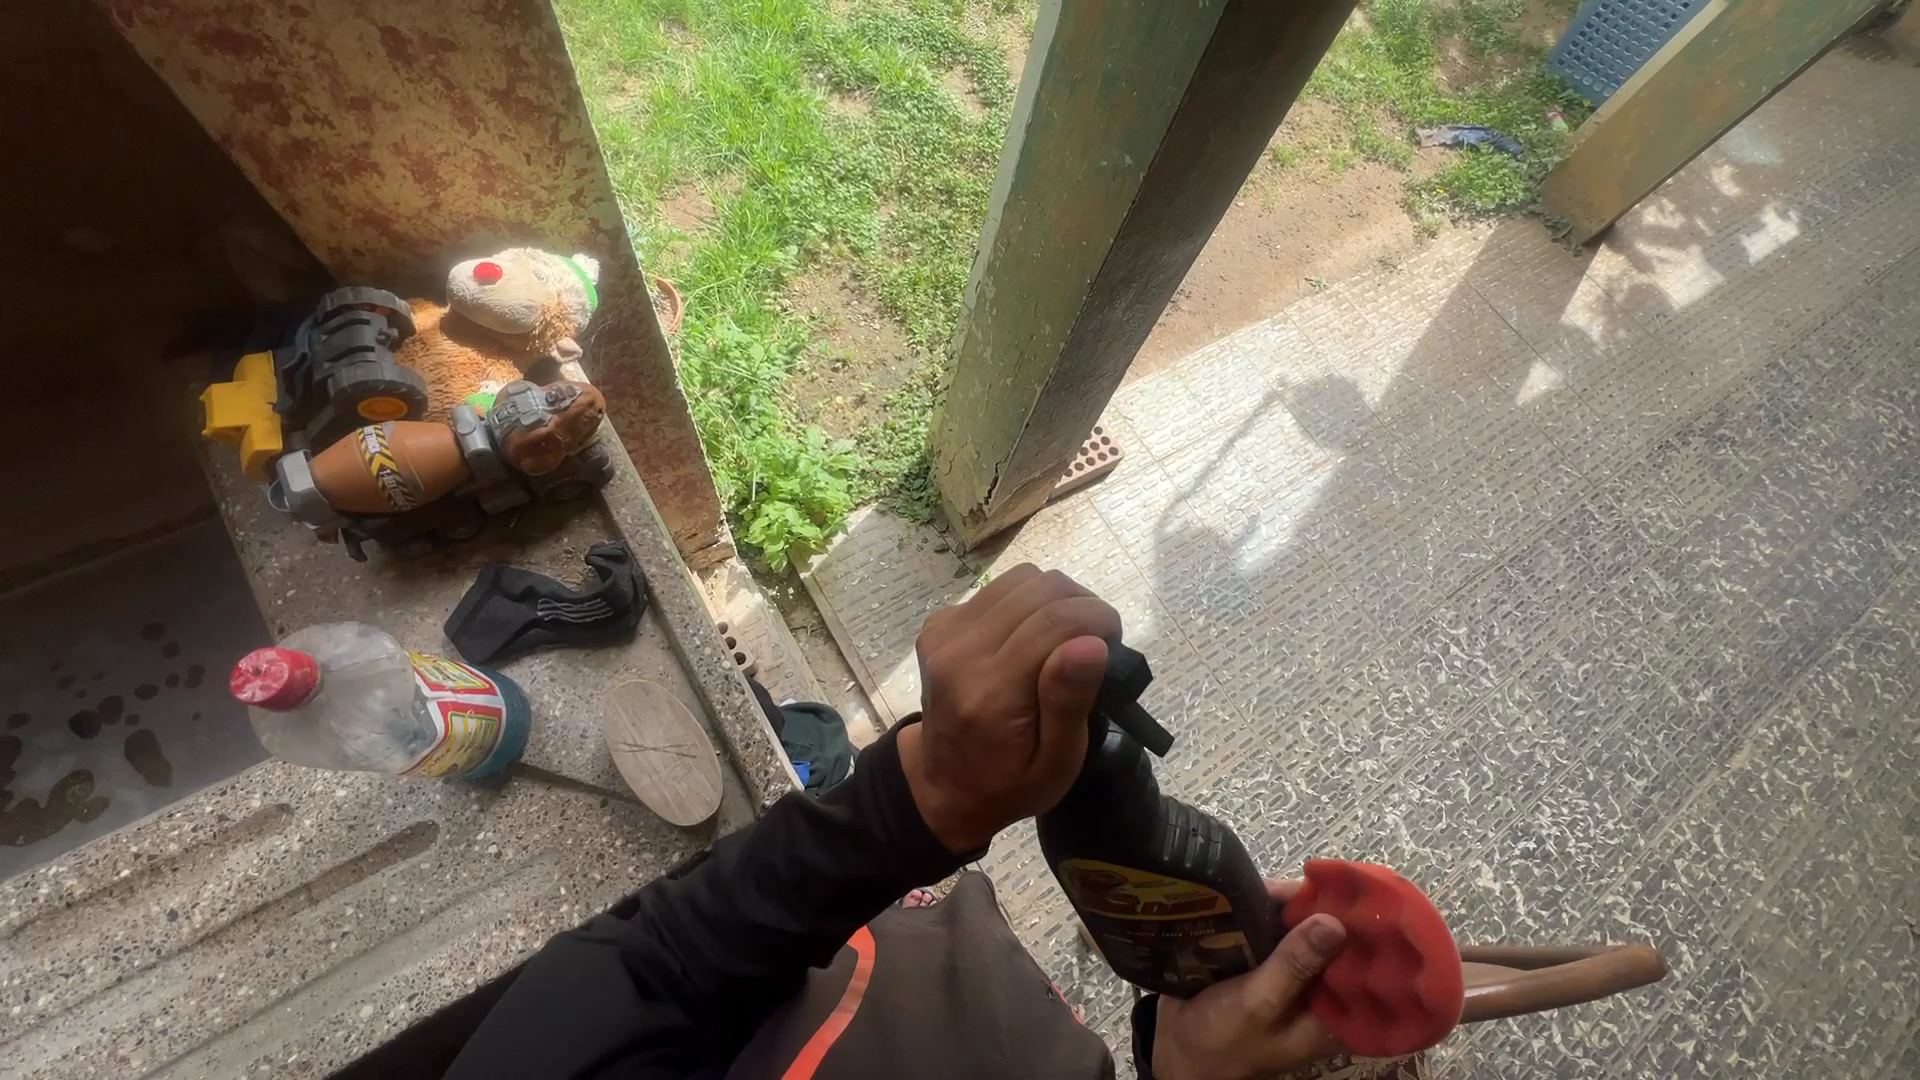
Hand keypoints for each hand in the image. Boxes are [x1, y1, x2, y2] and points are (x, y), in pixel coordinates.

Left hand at [897, 564, 1119, 851]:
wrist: (945, 783)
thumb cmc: (1011, 781)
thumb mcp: (1056, 763)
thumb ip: (1070, 702)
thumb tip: (1092, 644)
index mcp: (990, 692)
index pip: (1054, 621)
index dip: (1097, 618)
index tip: (1114, 640)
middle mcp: (959, 652)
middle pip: (1039, 588)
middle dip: (1081, 604)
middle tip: (1094, 641)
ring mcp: (944, 632)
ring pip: (1021, 578)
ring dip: (1055, 599)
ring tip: (1065, 637)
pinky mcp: (939, 622)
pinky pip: (998, 589)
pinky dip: (1026, 603)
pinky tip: (1028, 638)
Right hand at [1153, 881, 1346, 1079]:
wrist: (1177, 1048)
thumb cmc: (1223, 1037)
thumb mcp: (1260, 1002)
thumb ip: (1294, 965)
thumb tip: (1335, 923)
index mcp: (1331, 1016)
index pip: (1363, 970)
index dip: (1365, 935)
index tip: (1362, 896)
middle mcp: (1315, 995)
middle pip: (1331, 945)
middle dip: (1328, 912)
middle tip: (1325, 874)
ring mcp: (1286, 977)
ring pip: (1300, 933)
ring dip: (1295, 907)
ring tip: (1295, 872)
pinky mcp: (1259, 963)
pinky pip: (1270, 930)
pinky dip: (1266, 911)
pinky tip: (1262, 886)